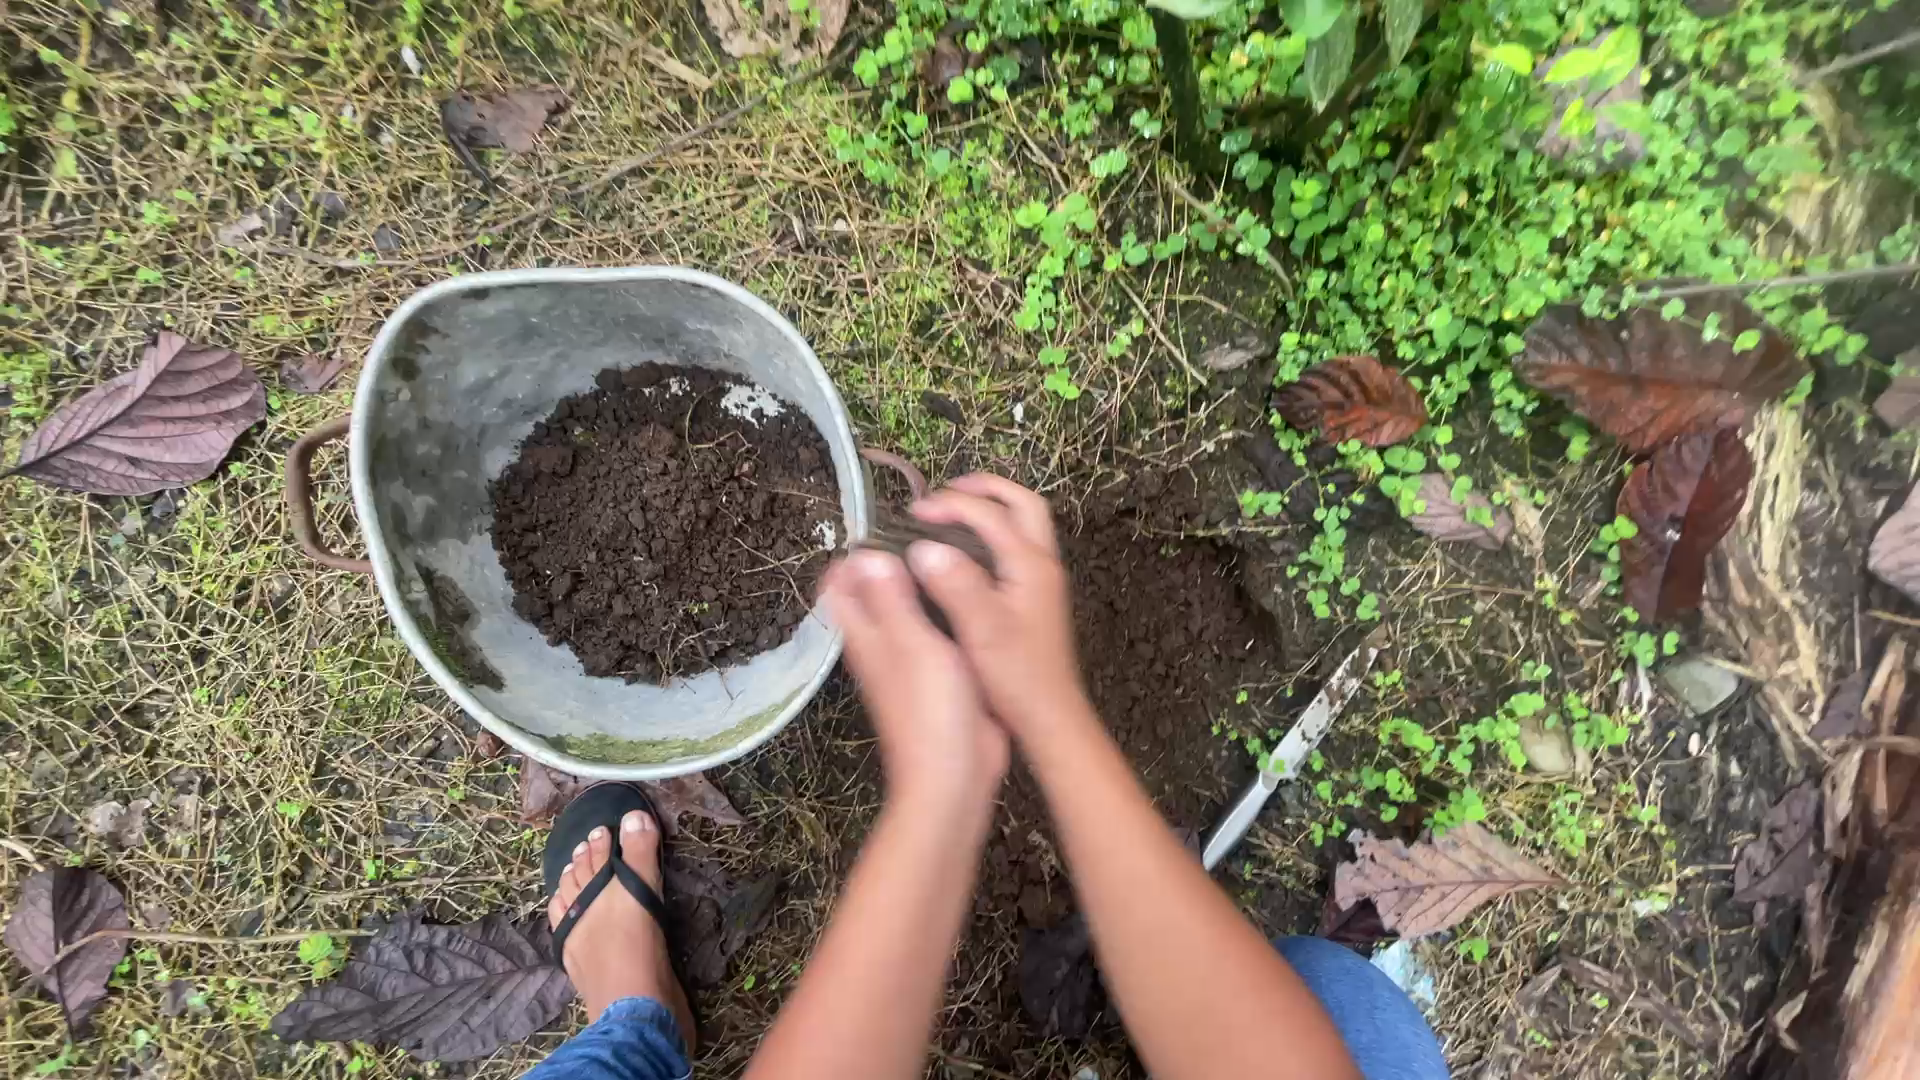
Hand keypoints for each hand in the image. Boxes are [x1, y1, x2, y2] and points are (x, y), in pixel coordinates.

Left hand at [821, 549, 1007, 807]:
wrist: (956, 774)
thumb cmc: (931, 709)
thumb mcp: (912, 645)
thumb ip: (891, 600)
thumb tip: (866, 555)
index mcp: (865, 636)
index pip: (838, 587)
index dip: (852, 556)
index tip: (886, 528)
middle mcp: (881, 645)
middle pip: (871, 594)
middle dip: (889, 563)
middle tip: (927, 533)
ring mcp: (910, 661)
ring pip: (905, 609)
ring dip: (919, 583)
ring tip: (951, 552)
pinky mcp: (940, 674)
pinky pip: (935, 630)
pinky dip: (943, 608)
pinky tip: (968, 594)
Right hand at [902, 474, 1091, 739]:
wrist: (1050, 715)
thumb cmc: (1017, 676)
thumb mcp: (982, 630)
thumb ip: (955, 584)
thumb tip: (924, 548)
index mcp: (1030, 564)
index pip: (990, 514)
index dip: (950, 505)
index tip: (915, 513)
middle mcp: (1043, 564)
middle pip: (1022, 503)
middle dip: (985, 488)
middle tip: (947, 492)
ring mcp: (1043, 580)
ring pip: (1025, 523)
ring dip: (992, 507)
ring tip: (954, 511)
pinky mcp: (1037, 596)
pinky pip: (1018, 544)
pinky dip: (994, 532)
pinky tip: (968, 552)